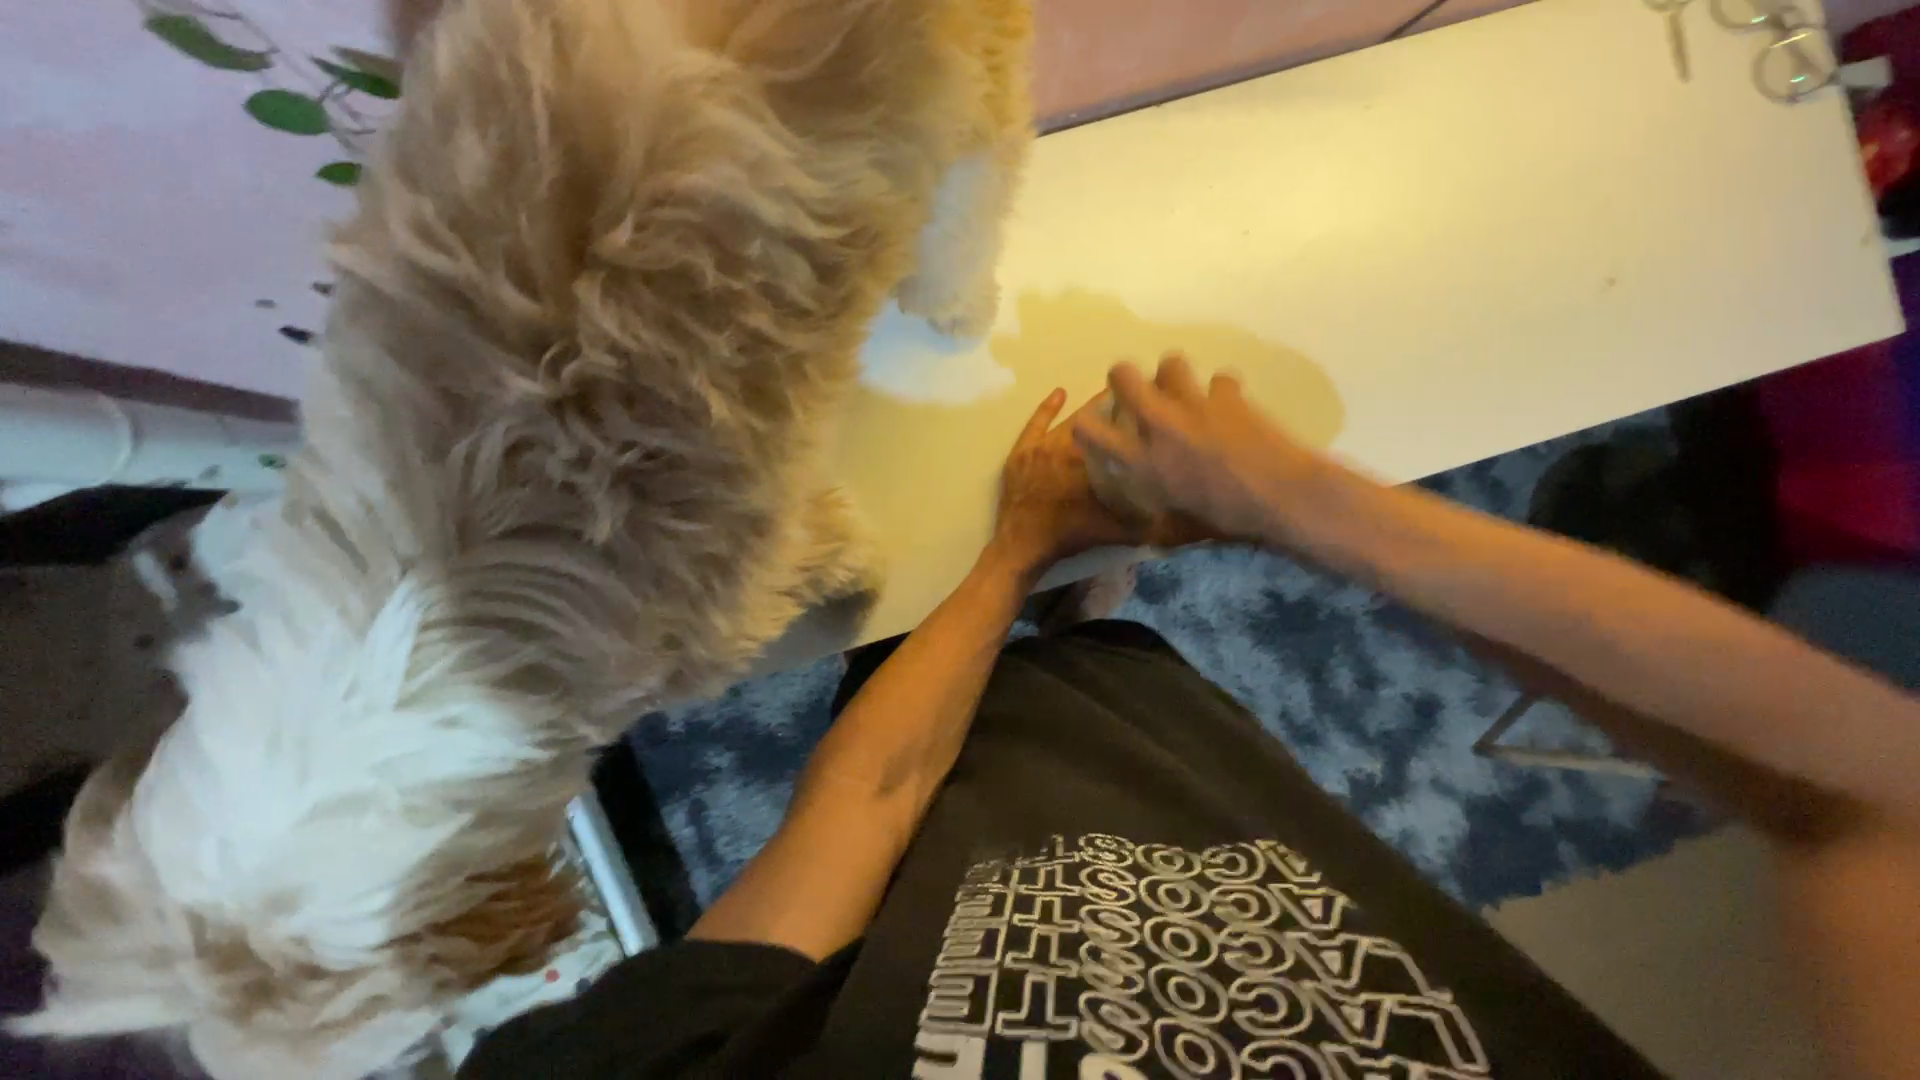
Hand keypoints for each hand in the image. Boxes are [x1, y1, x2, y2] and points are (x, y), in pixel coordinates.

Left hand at [988, 388, 1141, 577]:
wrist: (1022, 545)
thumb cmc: (1067, 535)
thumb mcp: (1111, 532)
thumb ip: (1142, 526)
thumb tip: (1173, 522)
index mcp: (1091, 465)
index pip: (1117, 437)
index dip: (1136, 423)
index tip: (1151, 412)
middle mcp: (1068, 448)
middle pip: (1096, 423)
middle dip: (1115, 411)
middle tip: (1133, 399)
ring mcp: (1042, 447)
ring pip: (1070, 422)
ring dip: (1088, 410)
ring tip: (1107, 394)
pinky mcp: (1023, 452)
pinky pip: (1037, 423)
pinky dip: (1048, 407)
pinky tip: (1060, 392)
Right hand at [1073, 353, 1329, 543]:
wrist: (1279, 496)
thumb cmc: (1226, 516)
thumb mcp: (1178, 516)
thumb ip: (1158, 496)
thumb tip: (1150, 506)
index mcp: (1141, 461)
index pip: (1088, 429)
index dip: (1086, 423)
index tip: (1096, 425)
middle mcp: (1159, 425)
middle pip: (1123, 374)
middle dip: (1125, 377)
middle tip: (1139, 390)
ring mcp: (1194, 404)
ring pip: (1171, 362)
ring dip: (1175, 375)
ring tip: (1186, 393)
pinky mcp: (1228, 395)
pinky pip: (1221, 379)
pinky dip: (1224, 392)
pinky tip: (1231, 406)